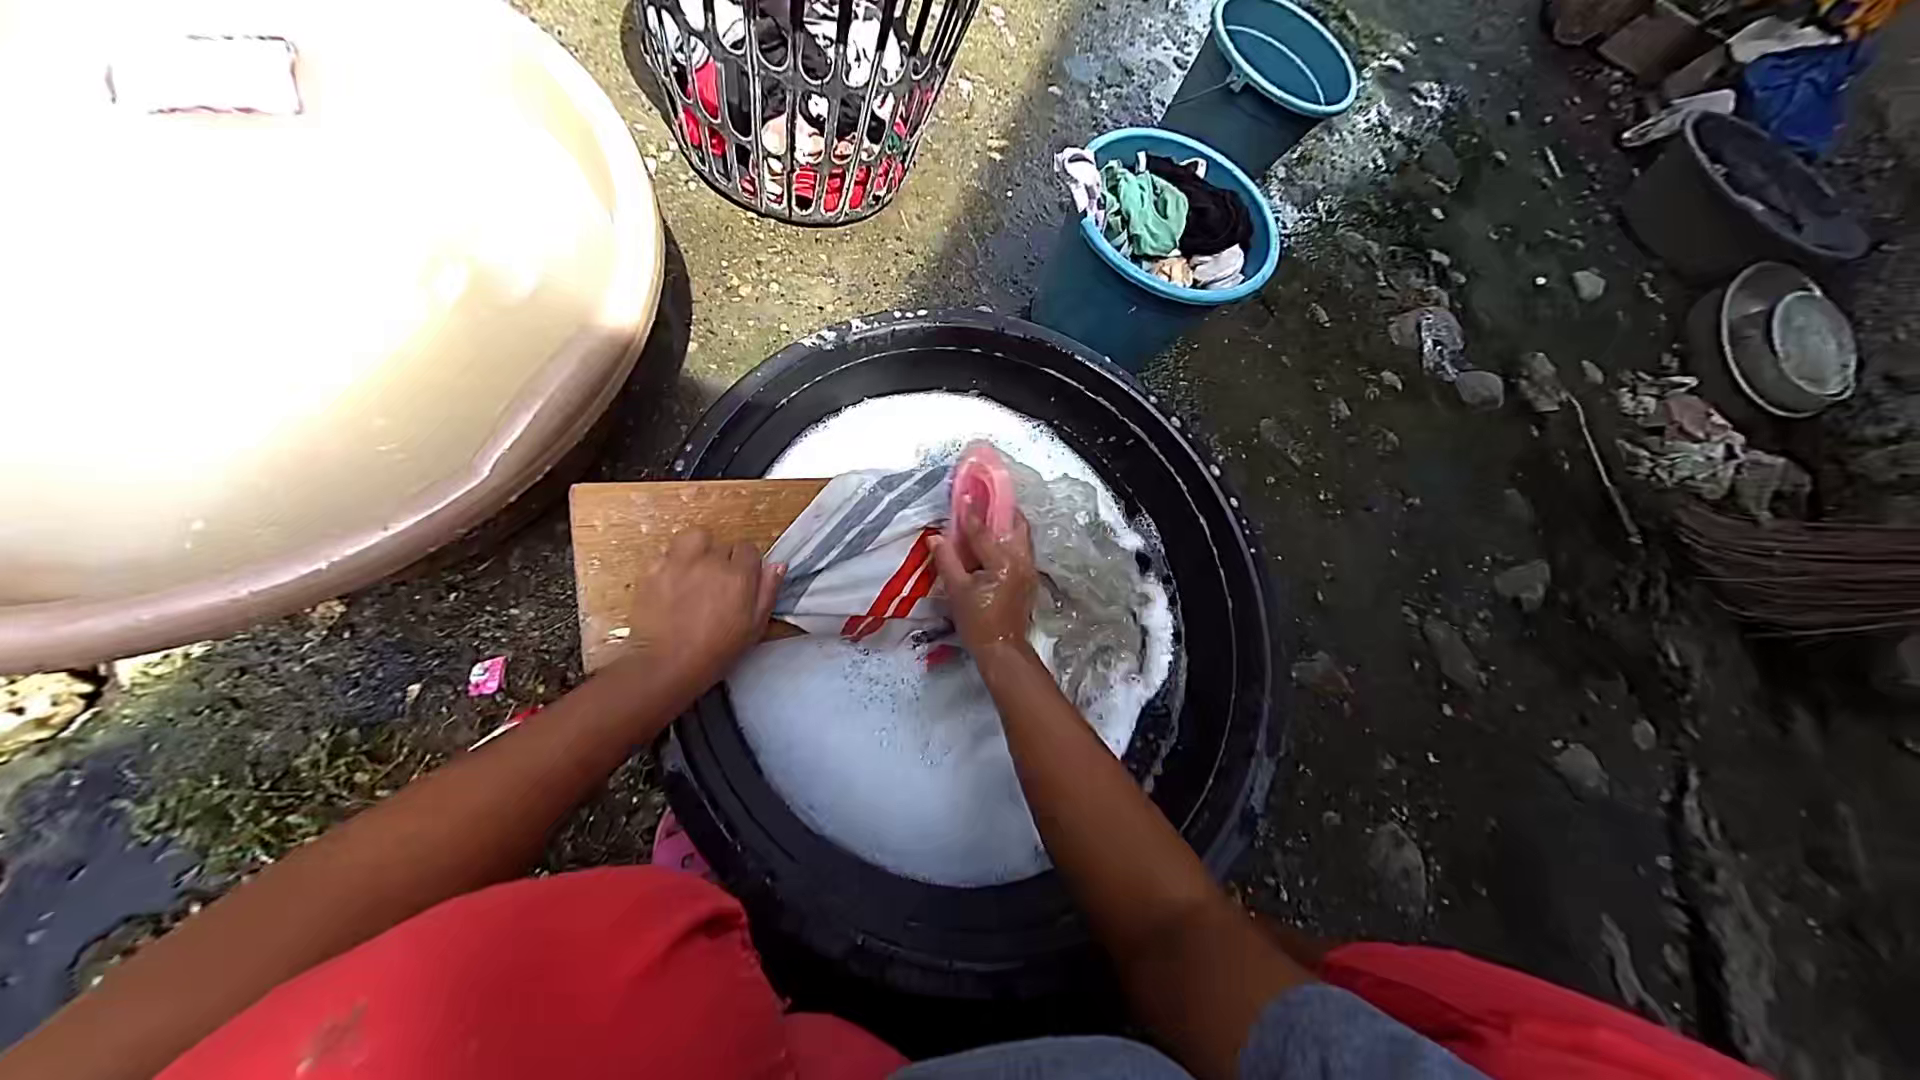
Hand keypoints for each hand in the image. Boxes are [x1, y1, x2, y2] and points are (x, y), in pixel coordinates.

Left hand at [624, 529, 783, 691]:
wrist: (666, 665)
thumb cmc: (715, 651)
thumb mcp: (755, 627)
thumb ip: (768, 591)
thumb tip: (777, 566)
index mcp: (738, 575)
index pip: (749, 548)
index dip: (747, 564)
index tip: (742, 580)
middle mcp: (710, 562)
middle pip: (723, 544)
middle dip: (723, 560)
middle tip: (718, 584)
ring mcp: (679, 563)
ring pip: (695, 537)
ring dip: (698, 548)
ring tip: (696, 570)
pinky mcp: (653, 570)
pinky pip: (667, 553)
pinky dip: (672, 562)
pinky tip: (674, 581)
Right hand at [929, 502, 1035, 655]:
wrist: (1002, 649)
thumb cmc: (977, 622)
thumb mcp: (956, 590)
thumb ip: (947, 559)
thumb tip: (935, 537)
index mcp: (1002, 562)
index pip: (983, 531)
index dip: (971, 513)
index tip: (963, 494)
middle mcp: (1021, 560)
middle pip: (1016, 524)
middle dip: (1001, 509)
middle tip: (985, 499)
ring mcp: (1029, 569)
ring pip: (1022, 536)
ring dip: (1007, 523)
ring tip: (989, 516)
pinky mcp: (1029, 577)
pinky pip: (1022, 548)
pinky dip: (1010, 539)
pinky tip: (995, 541)